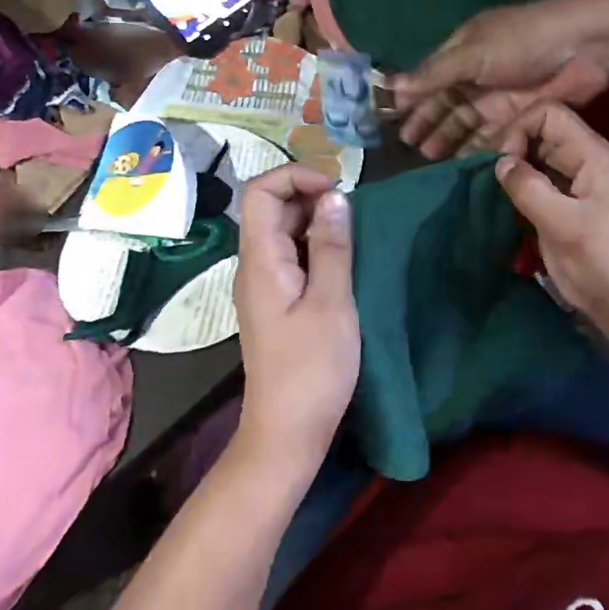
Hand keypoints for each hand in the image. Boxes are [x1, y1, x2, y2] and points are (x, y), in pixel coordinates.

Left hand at [233, 165, 359, 464]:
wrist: (287, 433)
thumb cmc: (312, 368)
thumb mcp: (332, 302)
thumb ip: (332, 245)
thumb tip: (334, 196)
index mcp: (260, 260)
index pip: (260, 192)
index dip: (295, 176)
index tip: (336, 189)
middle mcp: (254, 265)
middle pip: (271, 208)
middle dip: (311, 195)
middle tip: (354, 211)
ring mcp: (264, 284)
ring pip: (283, 231)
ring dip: (316, 221)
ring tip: (354, 234)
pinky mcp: (276, 301)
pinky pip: (291, 255)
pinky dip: (316, 245)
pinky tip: (343, 260)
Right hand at [391, 0, 608, 159]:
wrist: (584, 49)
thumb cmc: (522, 42)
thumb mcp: (473, 54)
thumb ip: (435, 75)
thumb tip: (391, 87)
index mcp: (464, 51)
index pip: (431, 78)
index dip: (413, 100)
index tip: (393, 123)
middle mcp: (478, 75)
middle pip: (448, 103)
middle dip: (430, 124)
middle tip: (413, 150)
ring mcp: (500, 97)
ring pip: (468, 122)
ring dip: (450, 138)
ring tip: (431, 160)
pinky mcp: (521, 117)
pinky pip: (492, 135)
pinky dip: (476, 148)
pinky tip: (462, 163)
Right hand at [492, 102, 608, 321]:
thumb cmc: (605, 260)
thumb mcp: (564, 223)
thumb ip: (529, 188)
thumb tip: (499, 163)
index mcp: (591, 154)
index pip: (548, 113)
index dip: (521, 127)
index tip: (502, 159)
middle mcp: (581, 161)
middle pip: (538, 132)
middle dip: (511, 145)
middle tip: (489, 174)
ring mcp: (572, 184)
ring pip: (534, 157)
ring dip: (511, 166)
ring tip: (487, 185)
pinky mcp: (562, 207)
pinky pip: (534, 182)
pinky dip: (515, 186)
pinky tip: (498, 199)